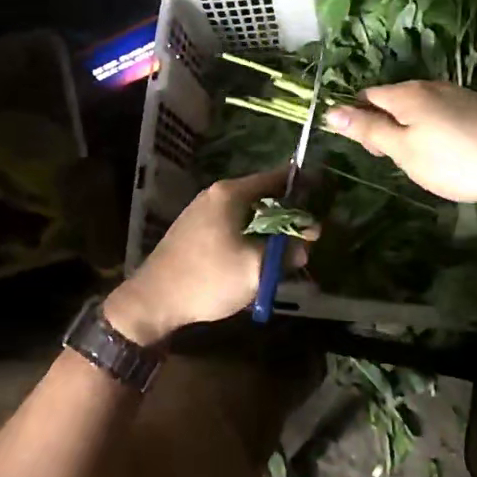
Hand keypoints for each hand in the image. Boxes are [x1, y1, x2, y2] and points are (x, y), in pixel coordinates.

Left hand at [104, 165, 306, 344]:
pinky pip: (231, 225)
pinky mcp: (193, 231)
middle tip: (308, 233)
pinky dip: (249, 236)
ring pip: (246, 213)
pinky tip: (257, 256)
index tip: (322, 191)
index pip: (274, 177)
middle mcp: (214, 195)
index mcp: (230, 193)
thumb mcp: (256, 268)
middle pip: (260, 195)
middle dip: (286, 213)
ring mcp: (200, 212)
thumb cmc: (208, 278)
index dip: (300, 184)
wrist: (155, 300)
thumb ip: (285, 252)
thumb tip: (305, 243)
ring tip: (286, 249)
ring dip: (267, 229)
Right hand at [324, 80, 476, 205]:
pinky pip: (445, 113)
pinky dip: (437, 129)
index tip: (369, 149)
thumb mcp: (404, 151)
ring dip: (412, 128)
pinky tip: (452, 152)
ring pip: (421, 107)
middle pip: (394, 100)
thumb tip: (331, 111)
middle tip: (395, 159)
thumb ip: (368, 130)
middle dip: (385, 124)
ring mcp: (460, 94)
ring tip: (423, 159)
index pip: (367, 96)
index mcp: (407, 94)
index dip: (358, 119)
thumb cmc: (457, 160)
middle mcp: (431, 86)